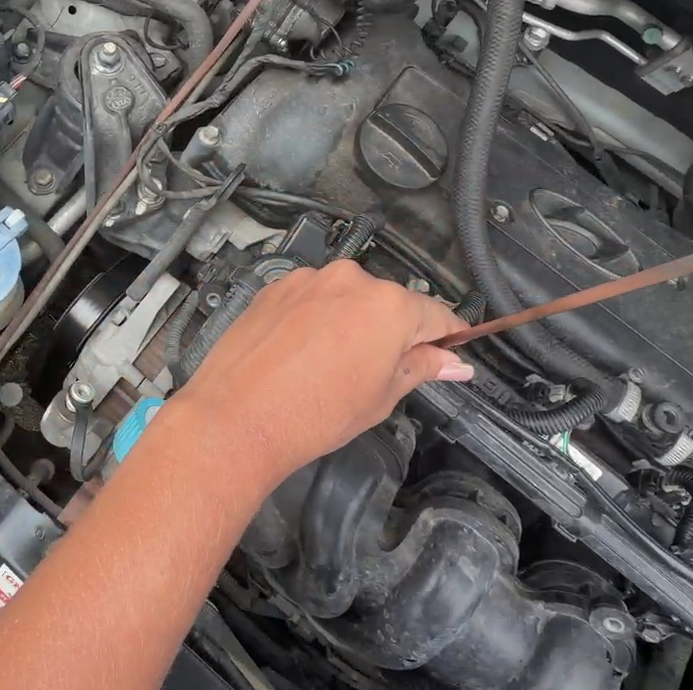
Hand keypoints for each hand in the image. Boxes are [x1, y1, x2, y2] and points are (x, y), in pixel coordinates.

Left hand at [168, 260, 474, 484]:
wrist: (238, 414)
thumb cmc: (314, 413)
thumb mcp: (382, 396)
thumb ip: (421, 368)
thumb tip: (454, 362)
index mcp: (388, 305)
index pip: (435, 314)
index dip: (446, 336)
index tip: (450, 352)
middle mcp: (350, 279)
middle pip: (388, 302)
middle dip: (391, 330)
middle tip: (380, 371)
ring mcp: (308, 279)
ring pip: (346, 297)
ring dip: (350, 321)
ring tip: (332, 366)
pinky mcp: (275, 286)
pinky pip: (311, 297)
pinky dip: (315, 318)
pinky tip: (303, 353)